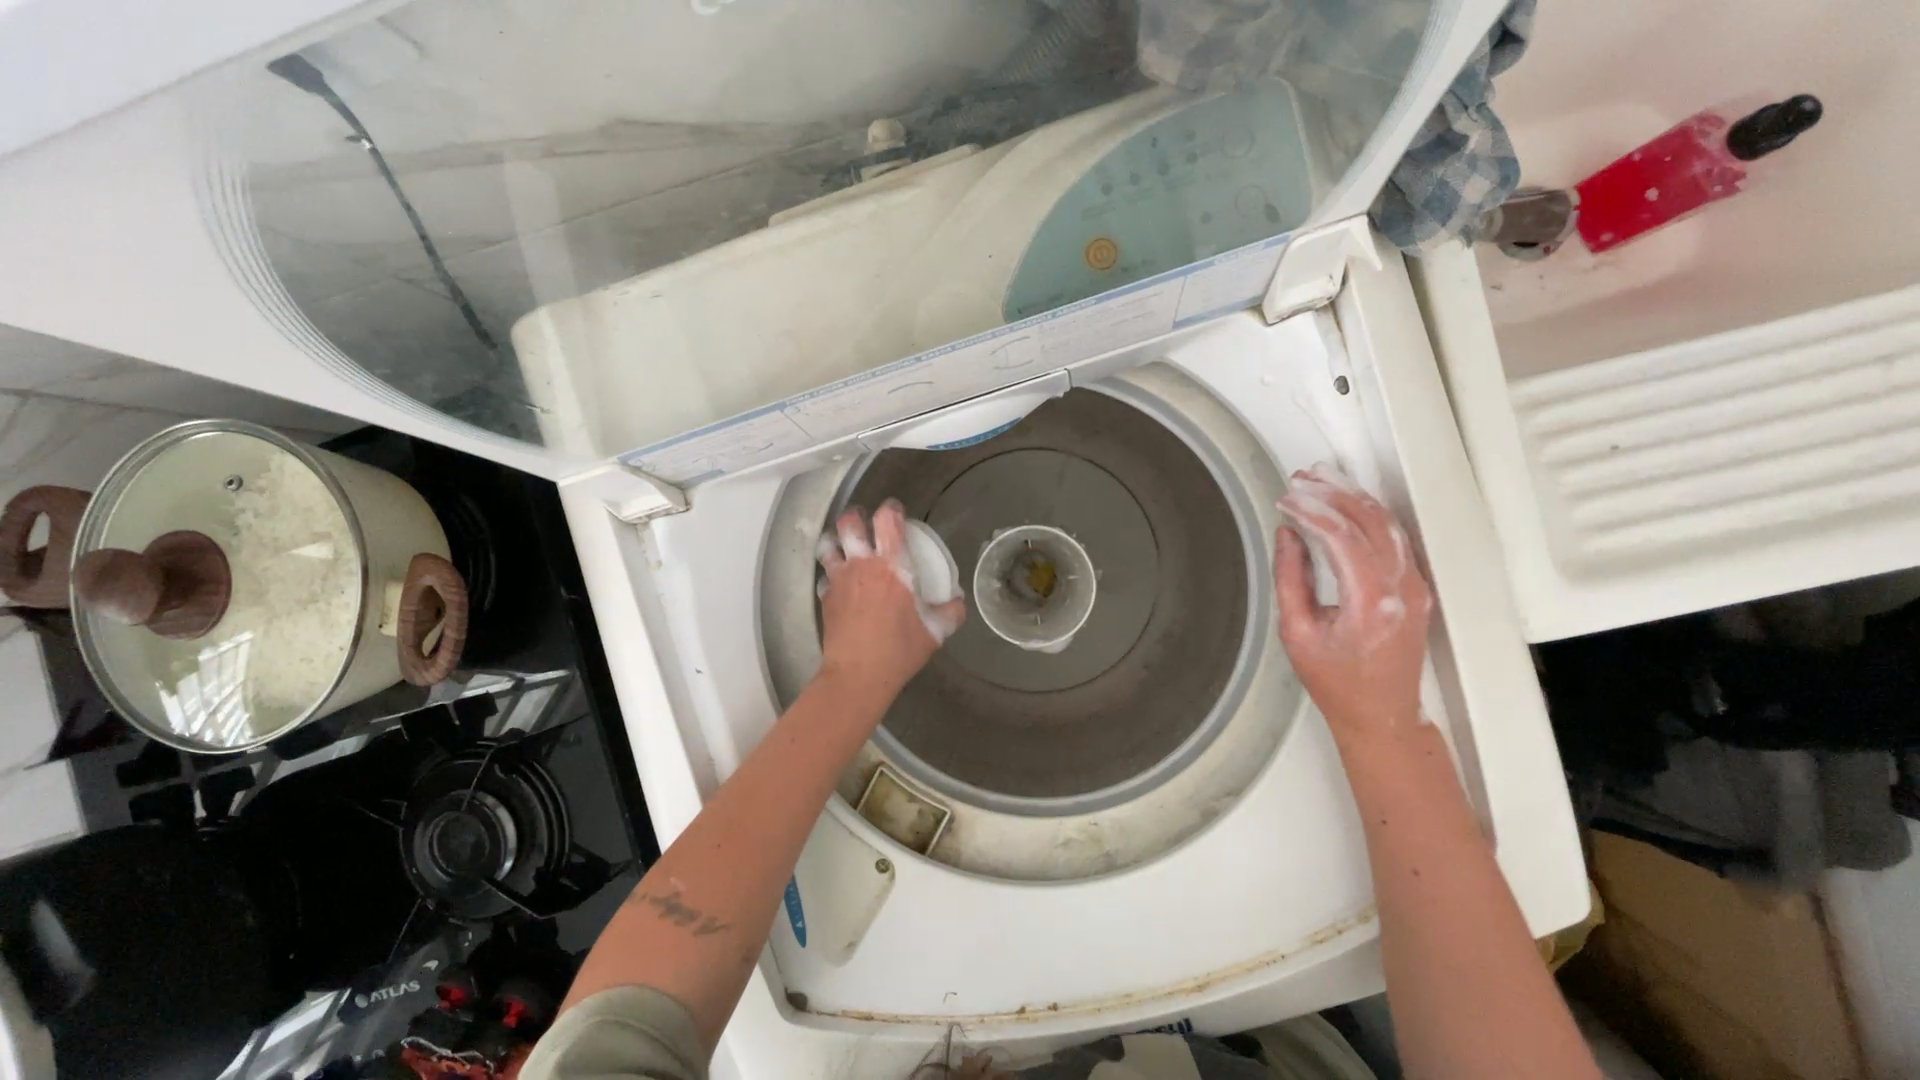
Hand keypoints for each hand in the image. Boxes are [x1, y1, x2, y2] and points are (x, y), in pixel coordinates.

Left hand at [816, 500, 966, 699]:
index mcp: (892, 567)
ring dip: (836, 542)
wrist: (858, 674)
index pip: (887, 521)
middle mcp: (862, 566)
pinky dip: (831, 574)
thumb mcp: (934, 632)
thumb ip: (949, 613)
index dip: (891, 510)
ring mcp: (839, 580)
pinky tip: (840, 584)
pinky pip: (825, 576)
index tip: (895, 511)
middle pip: (849, 524)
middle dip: (855, 517)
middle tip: (863, 522)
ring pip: (828, 546)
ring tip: (844, 546)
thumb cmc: (898, 650)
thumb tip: (957, 603)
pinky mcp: (826, 598)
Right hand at [1272, 466, 1432, 744]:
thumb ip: (1291, 578)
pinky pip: (1395, 538)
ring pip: (1388, 523)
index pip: (1341, 536)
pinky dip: (1368, 514)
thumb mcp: (1297, 632)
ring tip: (1321, 478)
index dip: (1311, 510)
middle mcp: (1402, 588)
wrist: (1381, 714)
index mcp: (1370, 602)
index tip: (1285, 499)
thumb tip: (1289, 535)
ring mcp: (1415, 585)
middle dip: (1334, 492)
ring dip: (1354, 496)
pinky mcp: (1416, 586)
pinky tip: (1346, 502)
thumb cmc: (1337, 683)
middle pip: (1370, 521)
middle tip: (1301, 477)